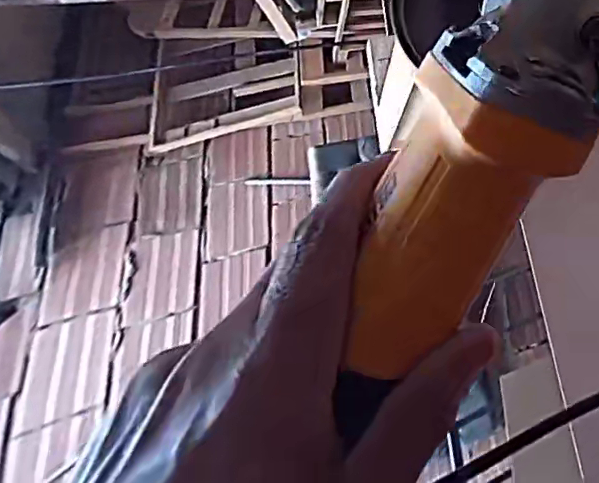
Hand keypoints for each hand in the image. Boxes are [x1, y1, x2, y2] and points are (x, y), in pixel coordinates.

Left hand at [73, 156, 496, 482]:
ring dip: (301, 328)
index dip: (358, 191)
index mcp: (263, 379)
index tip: (393, 165)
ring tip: (326, 393)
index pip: (318, 245)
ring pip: (252, 321)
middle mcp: (202, 365)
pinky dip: (250, 367)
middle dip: (349, 270)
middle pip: (293, 277)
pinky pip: (207, 359)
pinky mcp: (125, 416)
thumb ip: (416, 417)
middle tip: (393, 296)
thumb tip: (473, 344)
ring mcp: (155, 388)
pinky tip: (255, 433)